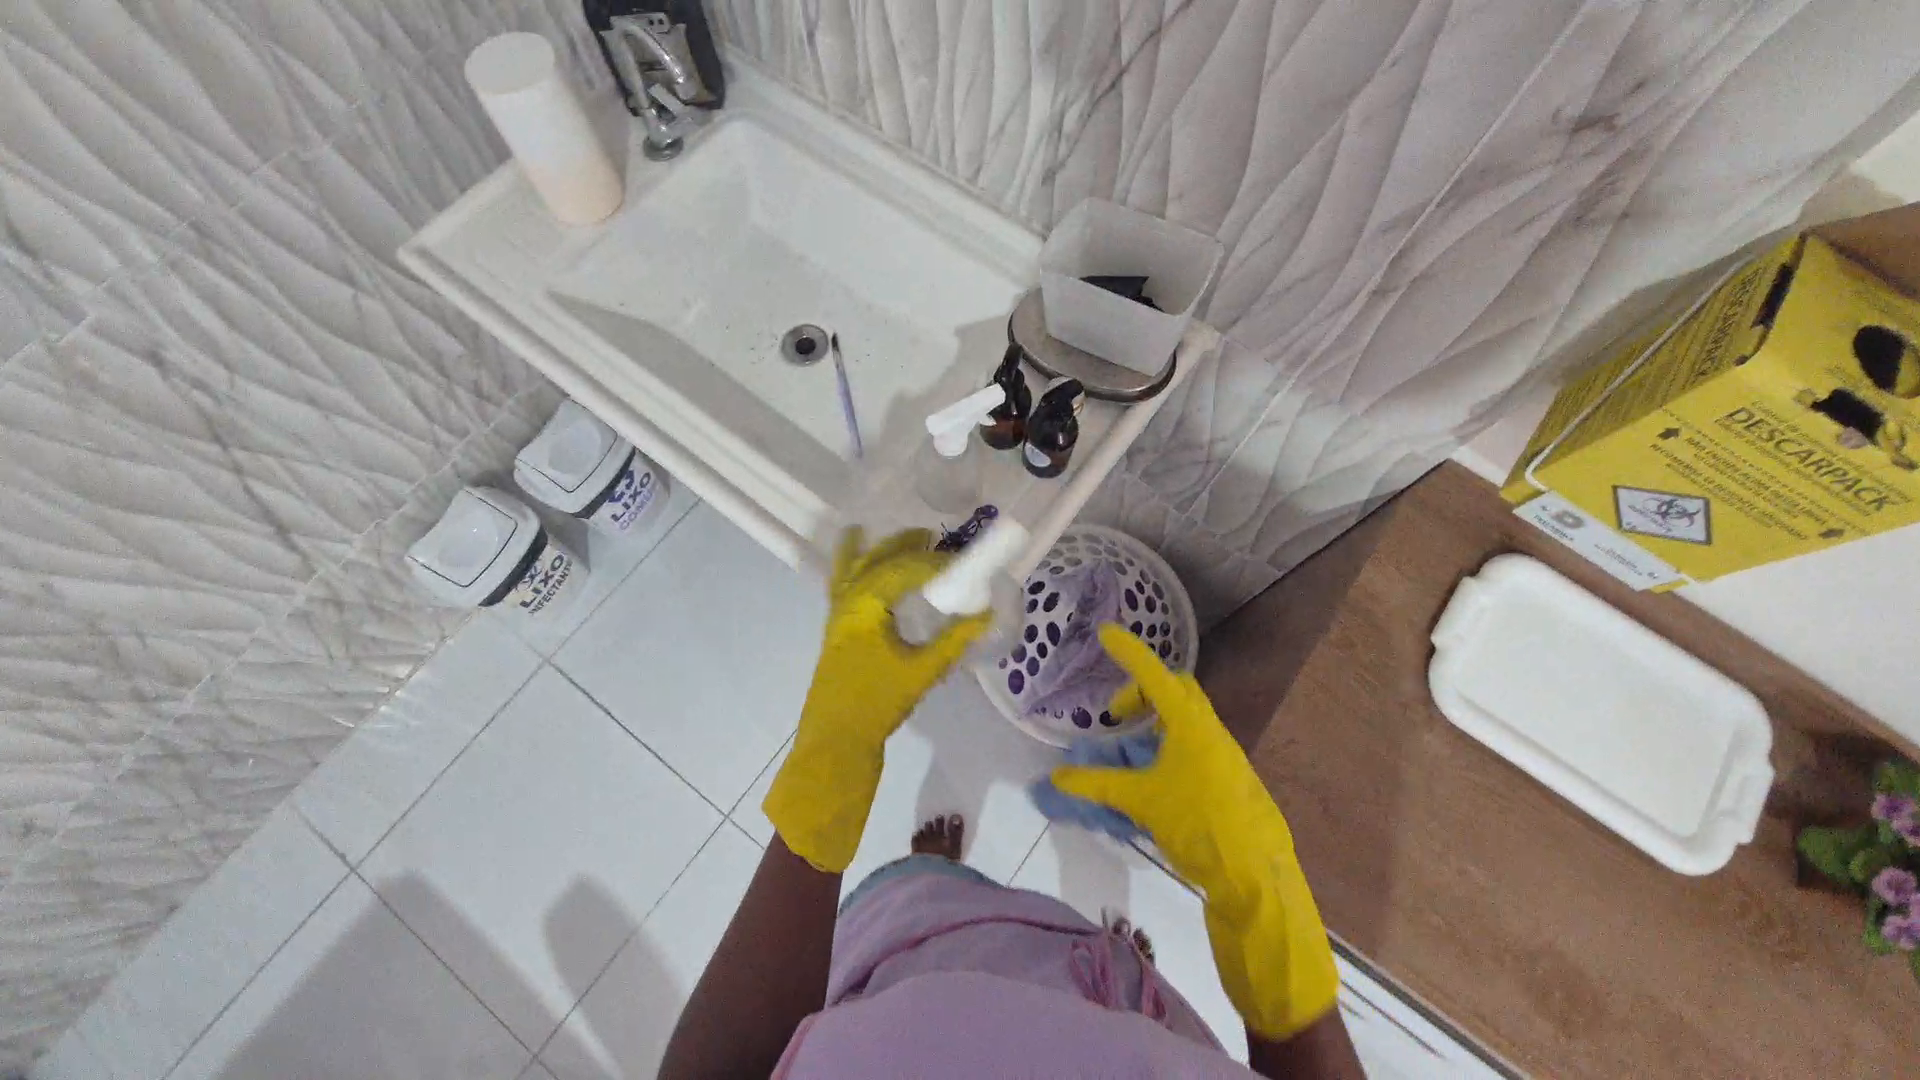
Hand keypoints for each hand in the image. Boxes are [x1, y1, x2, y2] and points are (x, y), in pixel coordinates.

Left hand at [763, 528, 988, 872]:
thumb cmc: (876, 704)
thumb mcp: (922, 671)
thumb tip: (986, 613)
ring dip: (886, 550)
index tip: (964, 565)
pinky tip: (855, 543)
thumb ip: (954, 640)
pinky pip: (843, 581)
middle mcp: (847, 601)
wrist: (835, 739)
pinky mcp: (836, 626)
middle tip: (942, 542)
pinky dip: (851, 560)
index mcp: (865, 606)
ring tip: (913, 538)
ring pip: (860, 566)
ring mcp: (837, 613)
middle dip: (911, 548)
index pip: (905, 570)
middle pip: (881, 560)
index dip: (936, 564)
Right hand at [1051, 625, 1338, 1039]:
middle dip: (1144, 691)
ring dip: (1157, 723)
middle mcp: (1211, 731)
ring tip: (1131, 750)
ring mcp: (1225, 754)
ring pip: (1187, 719)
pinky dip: (1170, 746)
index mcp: (1192, 726)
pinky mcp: (1230, 777)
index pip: (1155, 676)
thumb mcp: (1141, 802)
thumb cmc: (1198, 824)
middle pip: (1177, 691)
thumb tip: (1056, 778)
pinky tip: (1155, 779)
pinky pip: (1196, 744)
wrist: (1255, 874)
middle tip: (1117, 715)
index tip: (1105, 632)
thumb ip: (1098, 785)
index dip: (1129, 653)